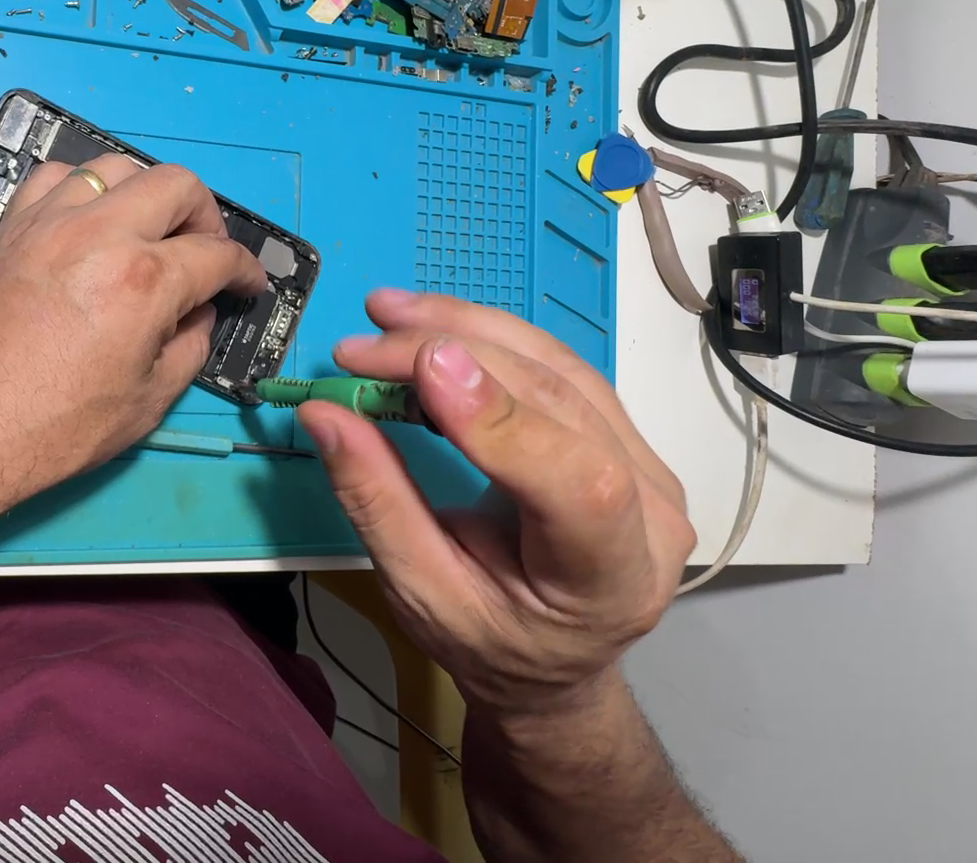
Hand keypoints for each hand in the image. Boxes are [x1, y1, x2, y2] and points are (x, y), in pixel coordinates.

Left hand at [0, 155, 266, 516]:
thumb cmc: (52, 432)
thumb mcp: (146, 405)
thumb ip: (188, 346)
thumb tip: (198, 312)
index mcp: (143, 280)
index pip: (218, 255)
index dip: (245, 272)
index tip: (248, 286)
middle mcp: (99, 232)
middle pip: (177, 186)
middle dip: (207, 218)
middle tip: (204, 256)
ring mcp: (47, 222)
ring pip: (115, 168)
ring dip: (146, 196)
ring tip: (146, 234)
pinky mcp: (8, 228)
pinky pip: (54, 178)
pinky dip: (84, 190)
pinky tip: (85, 223)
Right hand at [298, 290, 693, 716]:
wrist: (551, 662)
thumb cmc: (487, 641)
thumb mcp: (419, 591)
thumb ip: (376, 502)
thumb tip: (324, 414)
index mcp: (611, 576)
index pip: (576, 481)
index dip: (500, 419)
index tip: (422, 368)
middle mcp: (652, 506)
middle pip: (559, 401)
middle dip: (452, 354)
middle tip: (358, 348)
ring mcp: (643, 459)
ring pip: (558, 365)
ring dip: (467, 326)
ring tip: (386, 313)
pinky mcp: (617, 432)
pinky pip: (554, 365)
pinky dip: (485, 336)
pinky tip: (430, 327)